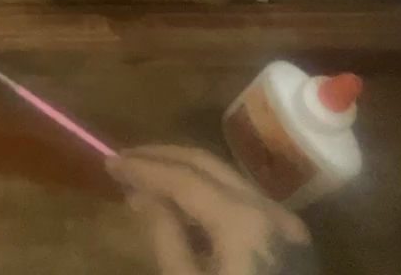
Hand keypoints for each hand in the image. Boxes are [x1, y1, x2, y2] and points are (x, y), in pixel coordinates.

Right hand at [108, 146, 317, 274]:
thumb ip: (164, 234)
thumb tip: (144, 194)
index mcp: (243, 221)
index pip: (182, 176)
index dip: (142, 167)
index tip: (109, 161)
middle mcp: (269, 209)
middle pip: (206, 164)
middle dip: (161, 158)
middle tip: (124, 160)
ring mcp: (286, 225)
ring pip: (224, 178)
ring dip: (182, 172)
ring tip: (145, 179)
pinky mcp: (291, 242)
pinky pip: (241, 201)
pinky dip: (207, 193)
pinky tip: (180, 204)